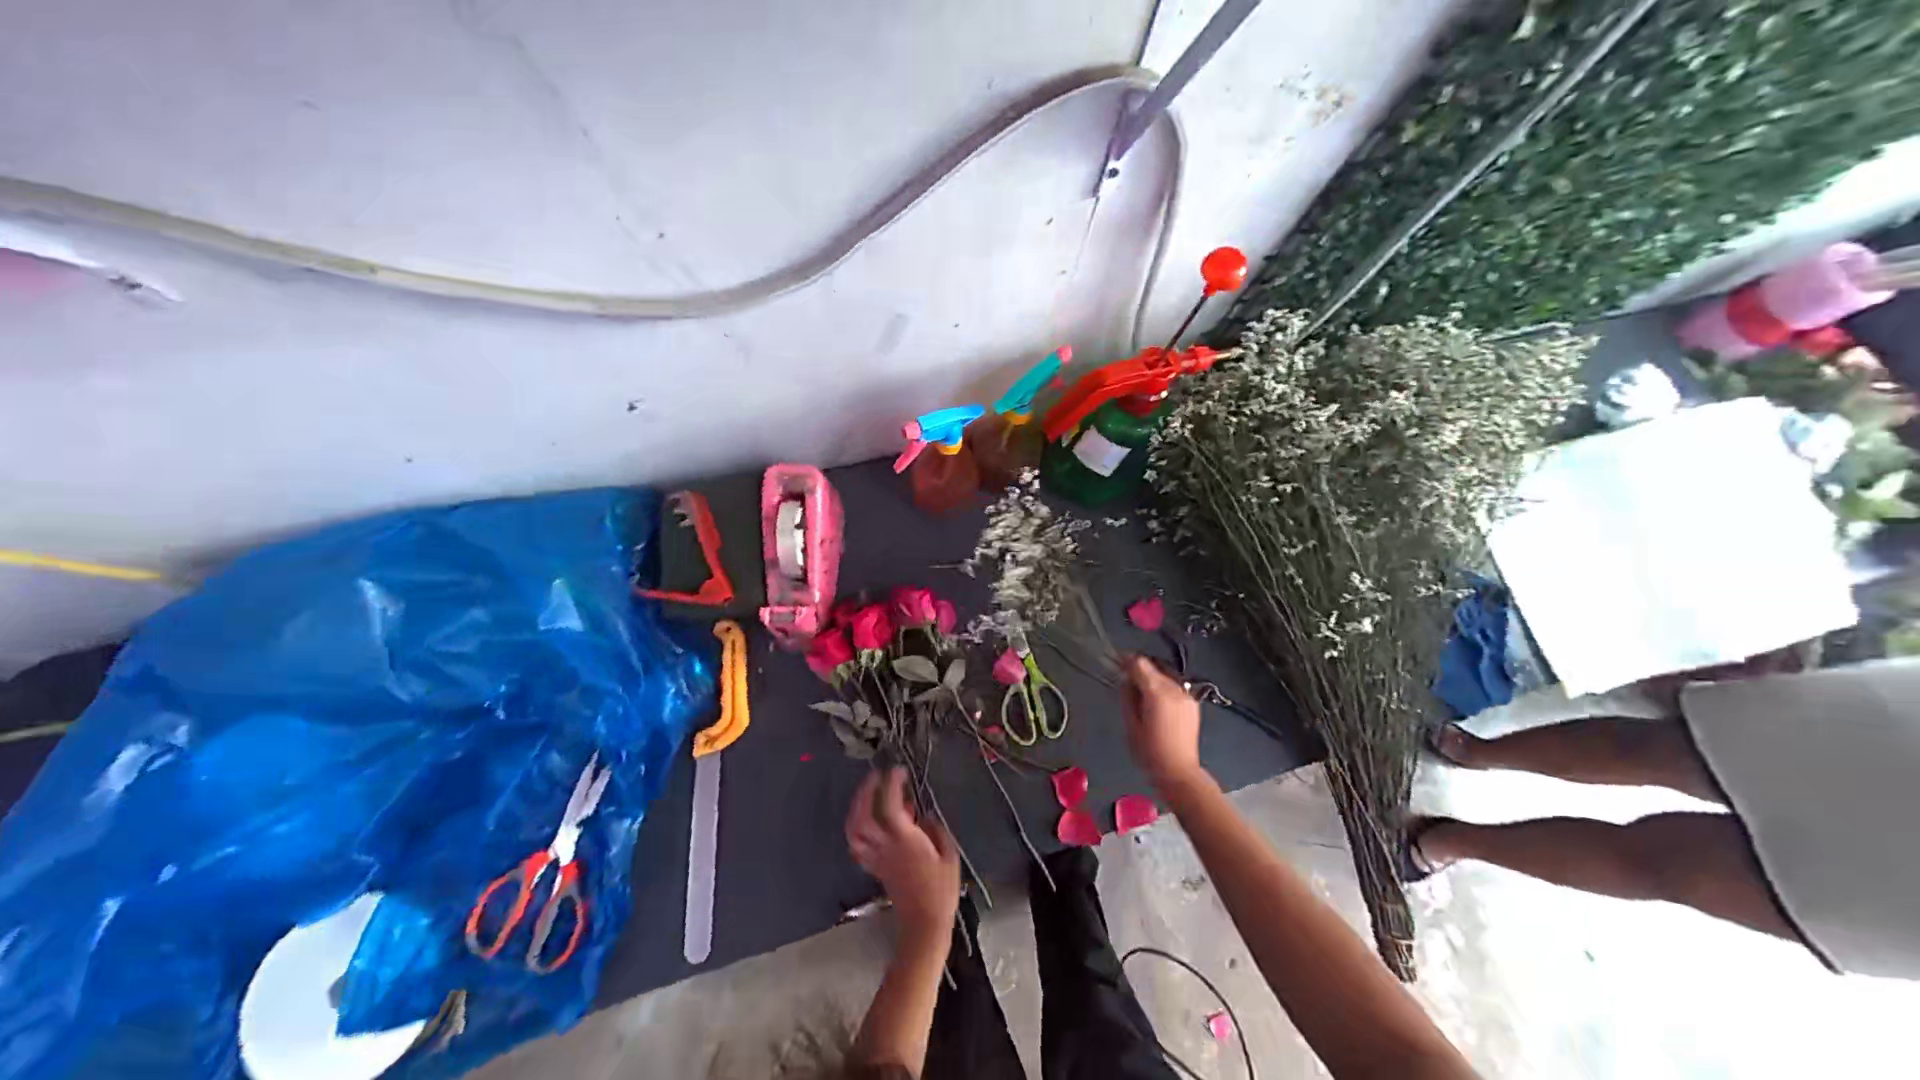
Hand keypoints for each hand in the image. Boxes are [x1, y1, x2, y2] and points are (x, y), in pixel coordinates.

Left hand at [844, 767, 960, 939]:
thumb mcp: (949, 854)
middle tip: (877, 776)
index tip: (899, 771)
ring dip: (857, 807)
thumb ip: (935, 829)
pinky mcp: (874, 867)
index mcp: (905, 841)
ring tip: (867, 793)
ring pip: (854, 830)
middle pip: (864, 816)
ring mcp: (876, 857)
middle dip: (867, 791)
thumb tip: (924, 815)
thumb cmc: (941, 889)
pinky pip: (857, 845)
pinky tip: (865, 820)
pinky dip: (856, 828)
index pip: (891, 806)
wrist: (925, 923)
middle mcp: (885, 847)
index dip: (892, 785)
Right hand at [1121, 654, 1206, 791]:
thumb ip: (1128, 696)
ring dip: (1152, 677)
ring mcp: (1187, 695)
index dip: (1126, 660)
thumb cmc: (1149, 751)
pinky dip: (1163, 687)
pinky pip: (1174, 686)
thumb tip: (1127, 680)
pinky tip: (1156, 701)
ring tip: (1141, 692)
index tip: (1117, 661)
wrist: (1179, 771)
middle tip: (1126, 678)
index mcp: (1157, 693)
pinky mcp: (1193, 703)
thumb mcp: (1130, 723)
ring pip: (1165, 674)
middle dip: (1139, 668)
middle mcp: (1175, 689)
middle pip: (1154, 666)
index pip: (1140, 664)